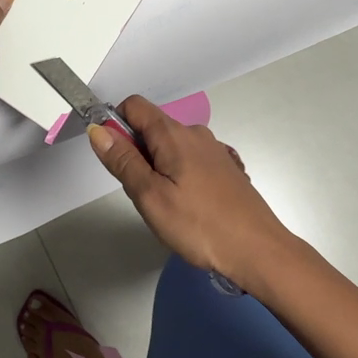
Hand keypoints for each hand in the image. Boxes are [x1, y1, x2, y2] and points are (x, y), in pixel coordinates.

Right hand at [89, 96, 293, 284]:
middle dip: (138, 154)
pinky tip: (190, 209)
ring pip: (171, 148)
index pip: (134, 106)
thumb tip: (98, 129)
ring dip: (159, 169)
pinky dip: (180, 177)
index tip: (115, 158)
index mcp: (173, 134)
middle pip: (152, 128)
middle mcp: (195, 133)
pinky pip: (191, 161)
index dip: (116, 124)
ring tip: (168, 207)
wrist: (260, 252)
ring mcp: (214, 150)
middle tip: (144, 194)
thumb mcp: (150, 196)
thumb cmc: (200, 225)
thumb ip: (122, 160)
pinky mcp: (227, 169)